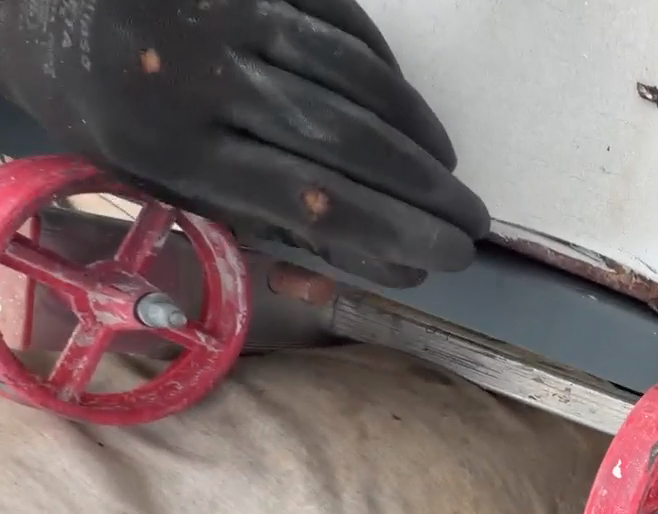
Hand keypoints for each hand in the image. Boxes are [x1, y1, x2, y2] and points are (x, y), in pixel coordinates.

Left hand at [0, 0, 488, 285]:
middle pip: (351, 144)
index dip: (403, 237)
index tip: (456, 257)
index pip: (316, 204)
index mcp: (164, 147)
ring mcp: (221, 8)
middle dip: (431, 192)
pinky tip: (408, 110)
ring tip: (447, 168)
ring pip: (362, 84)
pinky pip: (349, 27)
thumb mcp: (165, 182)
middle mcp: (190, 74)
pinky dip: (393, 76)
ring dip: (424, 137)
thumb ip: (271, 227)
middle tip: (474, 221)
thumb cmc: (108, 105)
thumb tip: (390, 268)